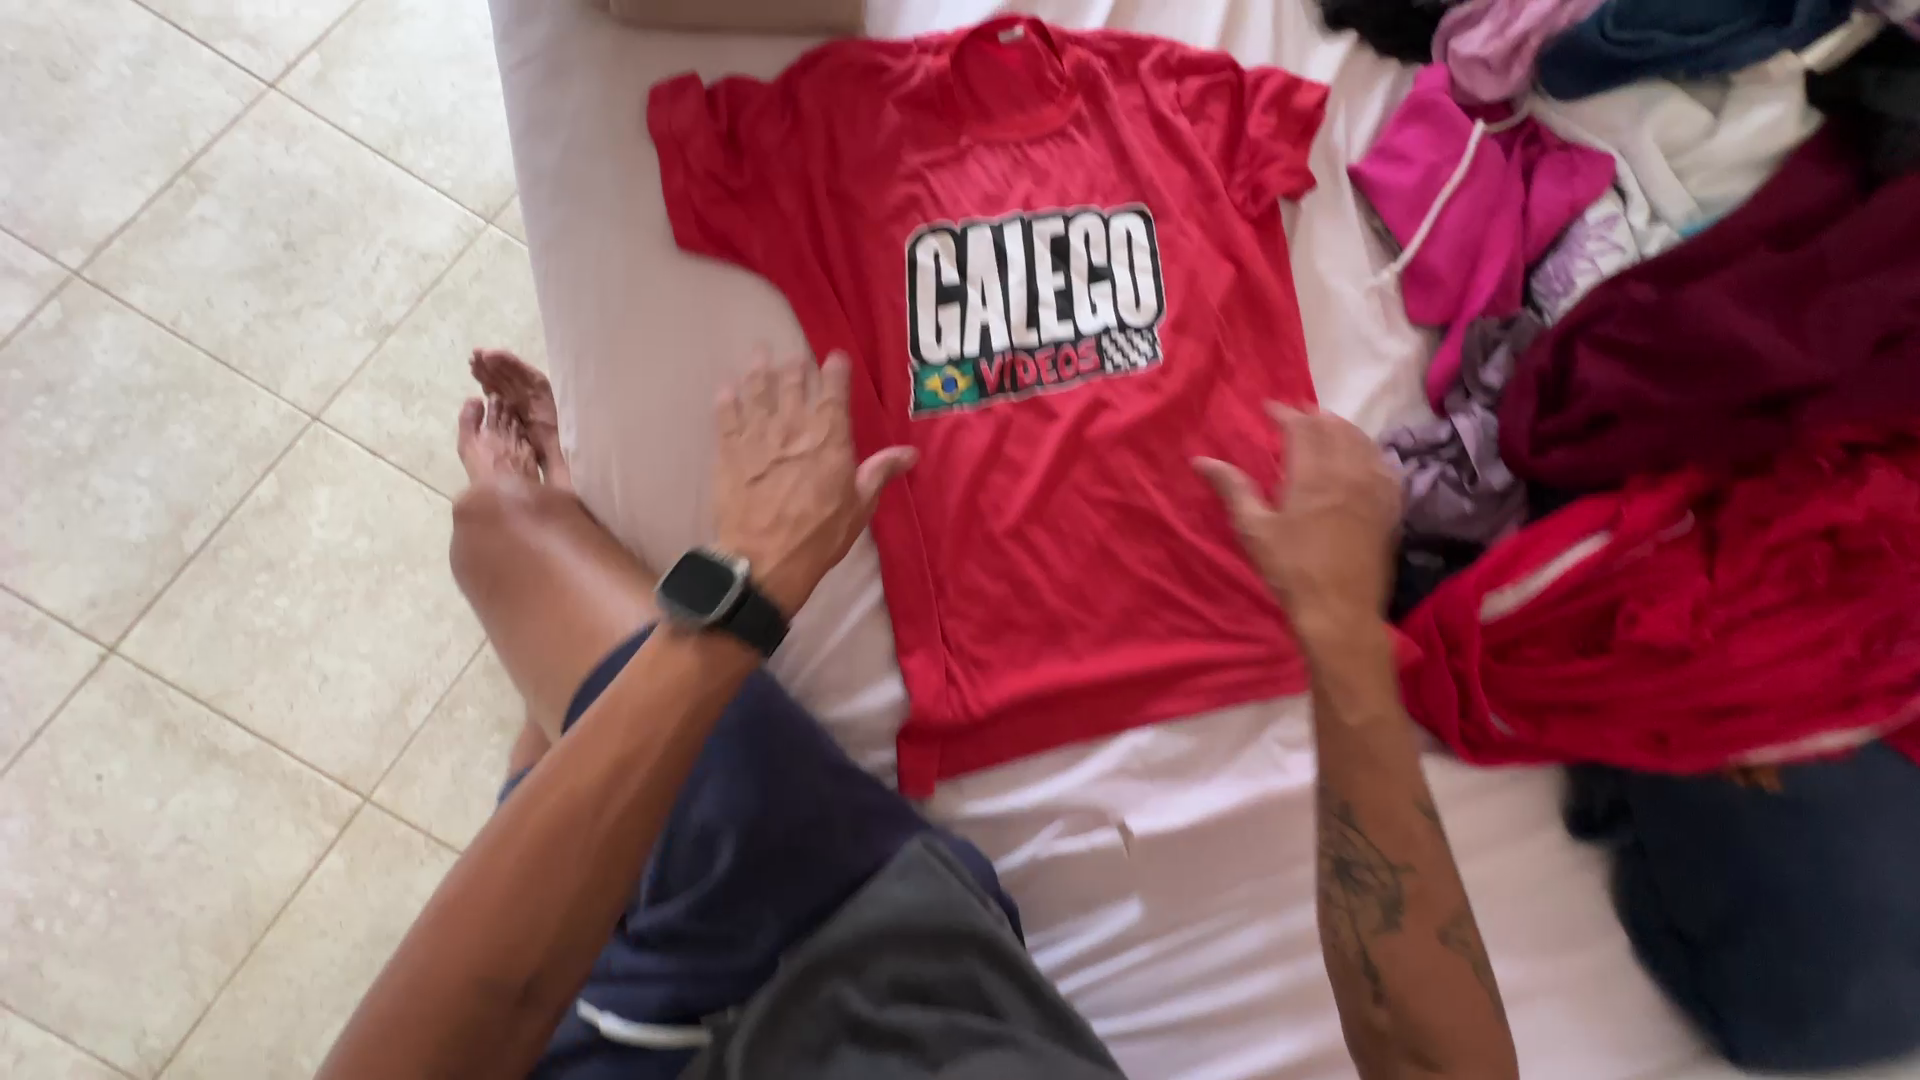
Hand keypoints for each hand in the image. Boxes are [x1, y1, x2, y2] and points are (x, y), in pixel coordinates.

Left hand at [712, 349, 915, 618]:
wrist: (765, 561)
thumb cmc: (820, 537)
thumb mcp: (859, 507)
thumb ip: (880, 472)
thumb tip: (911, 453)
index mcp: (829, 439)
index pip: (834, 392)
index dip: (835, 370)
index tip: (835, 357)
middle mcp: (792, 428)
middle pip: (792, 384)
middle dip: (795, 367)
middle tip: (795, 358)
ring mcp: (757, 437)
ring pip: (757, 391)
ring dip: (759, 370)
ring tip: (760, 353)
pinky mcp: (728, 453)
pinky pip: (726, 416)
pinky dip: (727, 399)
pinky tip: (726, 388)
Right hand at [1194, 404, 1400, 649]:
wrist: (1338, 610)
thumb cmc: (1289, 570)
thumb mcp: (1253, 529)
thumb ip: (1232, 489)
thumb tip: (1202, 460)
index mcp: (1312, 476)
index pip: (1302, 428)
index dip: (1285, 413)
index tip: (1270, 409)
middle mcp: (1348, 475)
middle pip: (1336, 430)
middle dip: (1315, 416)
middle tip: (1297, 415)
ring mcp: (1375, 491)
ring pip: (1364, 444)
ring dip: (1343, 429)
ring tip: (1328, 428)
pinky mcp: (1390, 510)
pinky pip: (1385, 468)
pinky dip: (1371, 453)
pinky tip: (1364, 459)